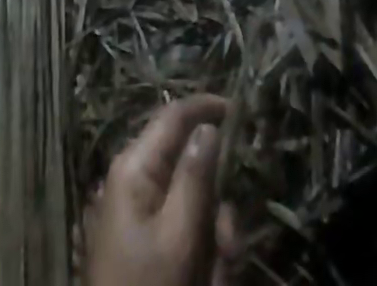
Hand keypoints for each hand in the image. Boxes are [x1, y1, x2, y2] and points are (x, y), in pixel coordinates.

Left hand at [84, 95, 228, 285]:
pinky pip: (182, 226)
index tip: (242, 110)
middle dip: (216, 200)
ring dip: (213, 233)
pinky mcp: (144, 234)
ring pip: (192, 199)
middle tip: (228, 244)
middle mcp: (134, 178)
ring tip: (218, 272)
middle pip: (188, 164)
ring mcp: (138, 208)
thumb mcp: (178, 236)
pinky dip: (200, 249)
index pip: (173, 116)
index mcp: (134, 167)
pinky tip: (208, 279)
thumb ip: (195, 177)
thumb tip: (207, 126)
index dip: (207, 107)